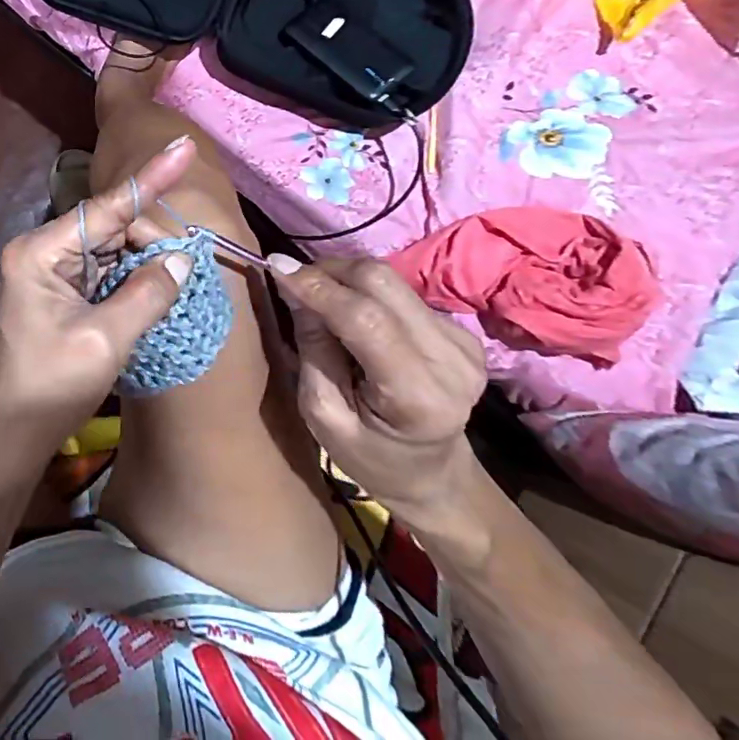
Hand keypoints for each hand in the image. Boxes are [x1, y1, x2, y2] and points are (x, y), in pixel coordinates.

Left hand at [0, 137, 199, 451]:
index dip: (148, 179)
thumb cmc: (54, 385)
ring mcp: (53, 267)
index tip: (181, 146)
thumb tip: (181, 259)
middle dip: (151, 236)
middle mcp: (43, 249)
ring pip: (114, 244)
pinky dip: (135, 273)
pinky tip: (157, 282)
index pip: (105, 208)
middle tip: (184, 262)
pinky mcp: (65, 287)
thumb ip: (146, 294)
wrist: (21, 428)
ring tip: (173, 276)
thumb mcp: (106, 339)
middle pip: (111, 223)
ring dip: (146, 256)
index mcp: (40, 252)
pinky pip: (109, 266)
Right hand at [271, 255, 487, 529]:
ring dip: (346, 279)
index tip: (275, 265)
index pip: (364, 318)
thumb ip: (313, 348)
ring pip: (392, 281)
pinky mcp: (462, 330)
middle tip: (295, 279)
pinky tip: (352, 316)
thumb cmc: (369, 456)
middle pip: (382, 283)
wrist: (432, 473)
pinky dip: (366, 293)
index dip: (317, 286)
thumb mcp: (323, 414)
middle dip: (330, 271)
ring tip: (319, 299)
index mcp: (416, 395)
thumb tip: (294, 288)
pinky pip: (402, 292)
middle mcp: (450, 360)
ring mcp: (463, 341)